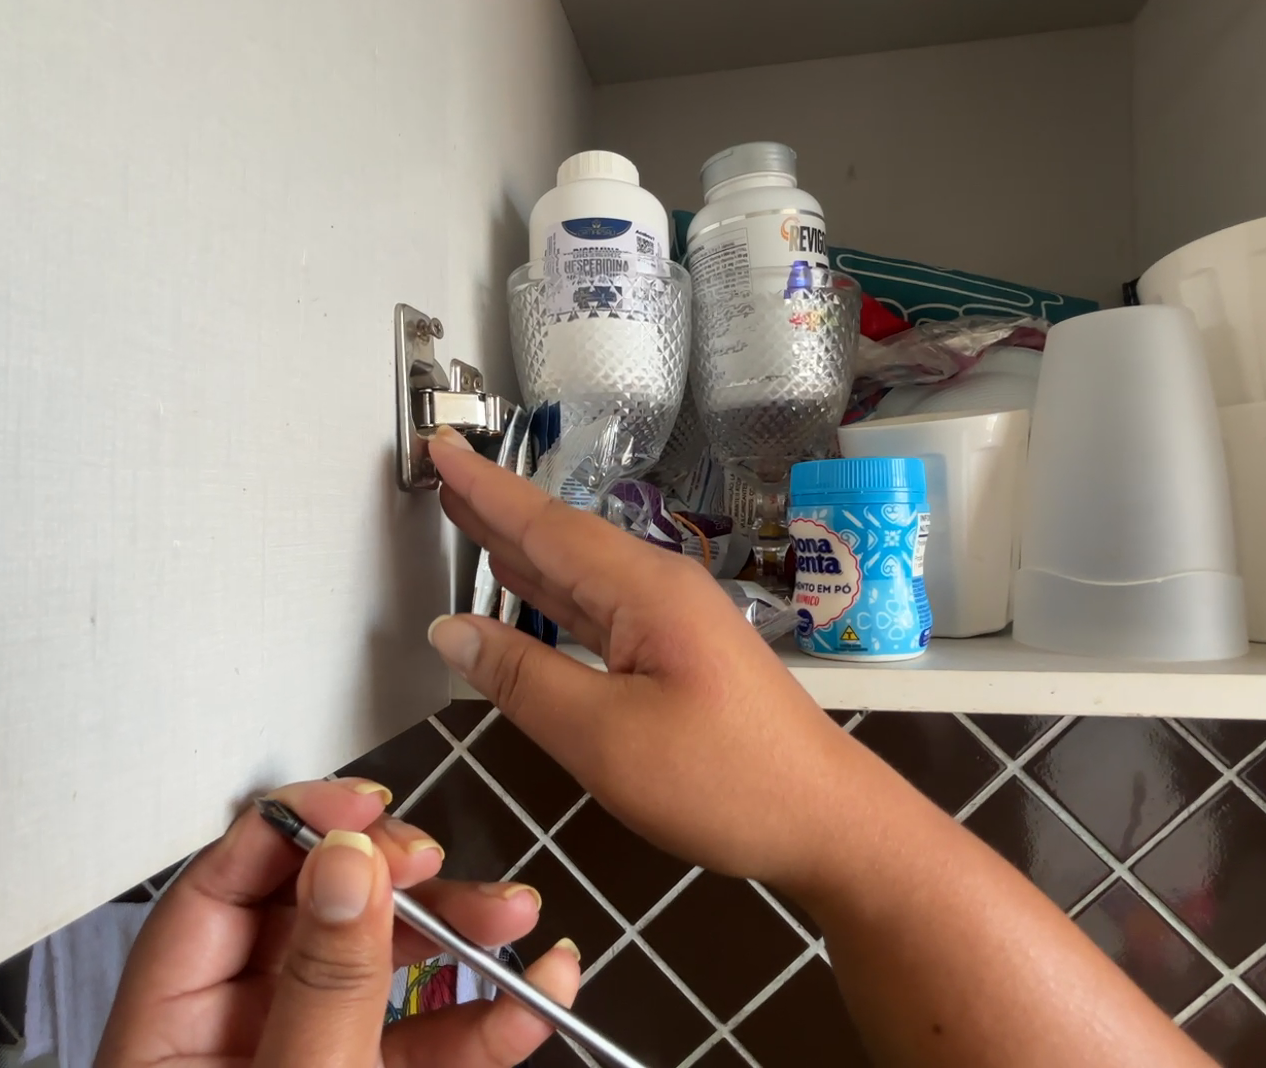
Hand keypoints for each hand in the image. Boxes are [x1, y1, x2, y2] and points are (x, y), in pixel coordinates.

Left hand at [97, 778, 580, 1067]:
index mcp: (171, 1043)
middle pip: (315, 918)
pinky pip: (426, 1037)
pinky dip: (485, 1017)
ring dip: (461, 941)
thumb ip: (321, 984)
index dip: (290, 830)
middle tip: (441, 865)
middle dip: (396, 883)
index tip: (363, 804)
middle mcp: (238, 1043)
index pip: (219, 894)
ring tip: (519, 919)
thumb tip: (345, 860)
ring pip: (383, 970)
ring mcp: (311, 1067)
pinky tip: (534, 995)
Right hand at [425, 429, 902, 893]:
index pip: (547, 524)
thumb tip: (450, 629)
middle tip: (445, 477)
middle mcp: (660, 587)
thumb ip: (523, 678)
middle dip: (499, 508)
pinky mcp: (677, 648)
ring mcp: (672, 617)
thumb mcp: (605, 738)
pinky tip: (530, 585)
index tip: (442, 447)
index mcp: (645, 589)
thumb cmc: (721, 780)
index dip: (486, 488)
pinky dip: (556, 591)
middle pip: (564, 538)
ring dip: (524, 546)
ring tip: (473, 521)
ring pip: (582, 571)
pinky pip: (601, 606)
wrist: (823, 817)